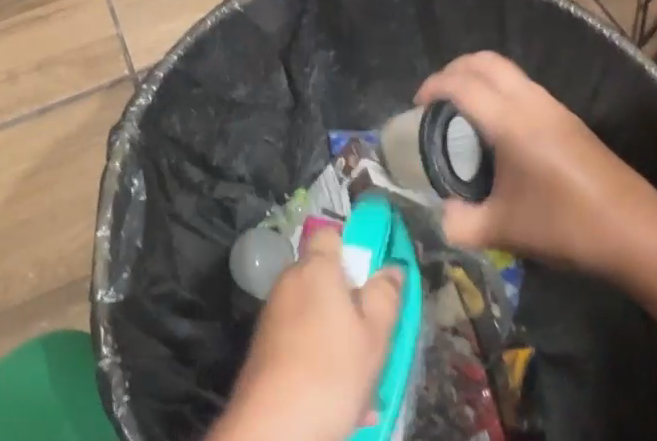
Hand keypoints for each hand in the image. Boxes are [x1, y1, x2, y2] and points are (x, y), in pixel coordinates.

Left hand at [210, 227, 403, 440]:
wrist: (272, 424)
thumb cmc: (331, 372)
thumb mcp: (375, 335)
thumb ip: (385, 296)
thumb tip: (391, 267)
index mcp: (316, 269)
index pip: (330, 235)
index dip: (353, 249)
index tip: (374, 278)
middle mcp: (289, 281)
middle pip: (324, 276)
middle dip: (350, 301)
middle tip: (375, 335)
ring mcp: (273, 312)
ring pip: (316, 312)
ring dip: (338, 334)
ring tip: (361, 375)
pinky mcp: (265, 343)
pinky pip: (302, 337)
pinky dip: (320, 355)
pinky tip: (339, 393)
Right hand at [415, 51, 656, 277]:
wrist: (639, 234)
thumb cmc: (566, 227)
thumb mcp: (503, 231)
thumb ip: (462, 222)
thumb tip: (439, 218)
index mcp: (510, 122)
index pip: (461, 83)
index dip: (432, 87)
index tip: (415, 107)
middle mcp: (532, 103)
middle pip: (485, 61)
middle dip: (453, 70)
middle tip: (435, 99)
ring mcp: (555, 109)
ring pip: (508, 71)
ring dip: (479, 78)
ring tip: (462, 112)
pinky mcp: (570, 121)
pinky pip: (524, 88)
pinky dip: (500, 92)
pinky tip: (496, 130)